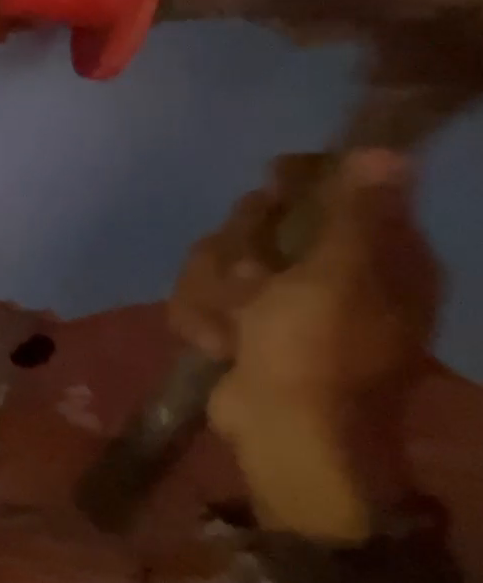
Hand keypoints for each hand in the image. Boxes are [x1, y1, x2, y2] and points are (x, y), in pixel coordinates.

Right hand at [170, 151, 441, 543]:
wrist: (283, 432)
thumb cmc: (316, 351)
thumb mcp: (338, 277)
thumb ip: (354, 214)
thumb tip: (385, 151)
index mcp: (372, 256)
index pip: (326, 186)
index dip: (292, 186)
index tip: (268, 195)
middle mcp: (327, 270)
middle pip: (253, 220)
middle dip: (236, 254)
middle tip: (251, 286)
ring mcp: (278, 298)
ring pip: (215, 256)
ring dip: (212, 292)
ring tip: (229, 330)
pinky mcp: (239, 321)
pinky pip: (197, 291)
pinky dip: (200, 317)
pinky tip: (218, 343)